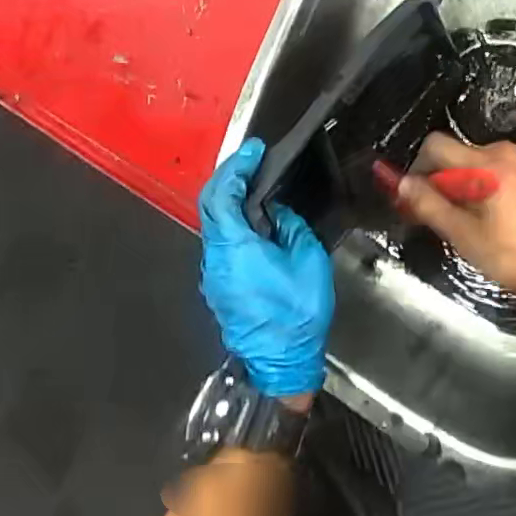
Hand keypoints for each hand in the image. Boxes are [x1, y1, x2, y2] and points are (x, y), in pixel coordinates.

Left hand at [197, 139, 334, 398]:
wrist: (282, 365)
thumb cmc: (298, 312)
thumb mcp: (307, 259)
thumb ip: (290, 227)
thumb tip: (277, 212)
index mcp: (235, 248)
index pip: (222, 195)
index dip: (236, 167)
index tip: (255, 150)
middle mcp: (216, 258)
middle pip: (209, 205)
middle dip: (226, 176)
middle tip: (249, 159)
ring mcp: (214, 274)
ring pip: (212, 223)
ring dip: (227, 196)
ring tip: (251, 180)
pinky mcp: (219, 285)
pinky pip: (220, 240)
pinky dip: (230, 218)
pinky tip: (250, 213)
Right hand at [395, 132, 515, 307]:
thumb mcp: (467, 238)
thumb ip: (431, 207)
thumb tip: (401, 184)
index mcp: (486, 166)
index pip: (435, 146)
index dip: (416, 169)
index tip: (412, 199)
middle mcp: (499, 152)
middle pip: (450, 154)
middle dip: (434, 181)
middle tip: (428, 216)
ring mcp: (515, 159)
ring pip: (466, 162)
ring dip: (453, 186)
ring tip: (455, 221)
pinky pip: (484, 168)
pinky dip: (472, 186)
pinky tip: (478, 216)